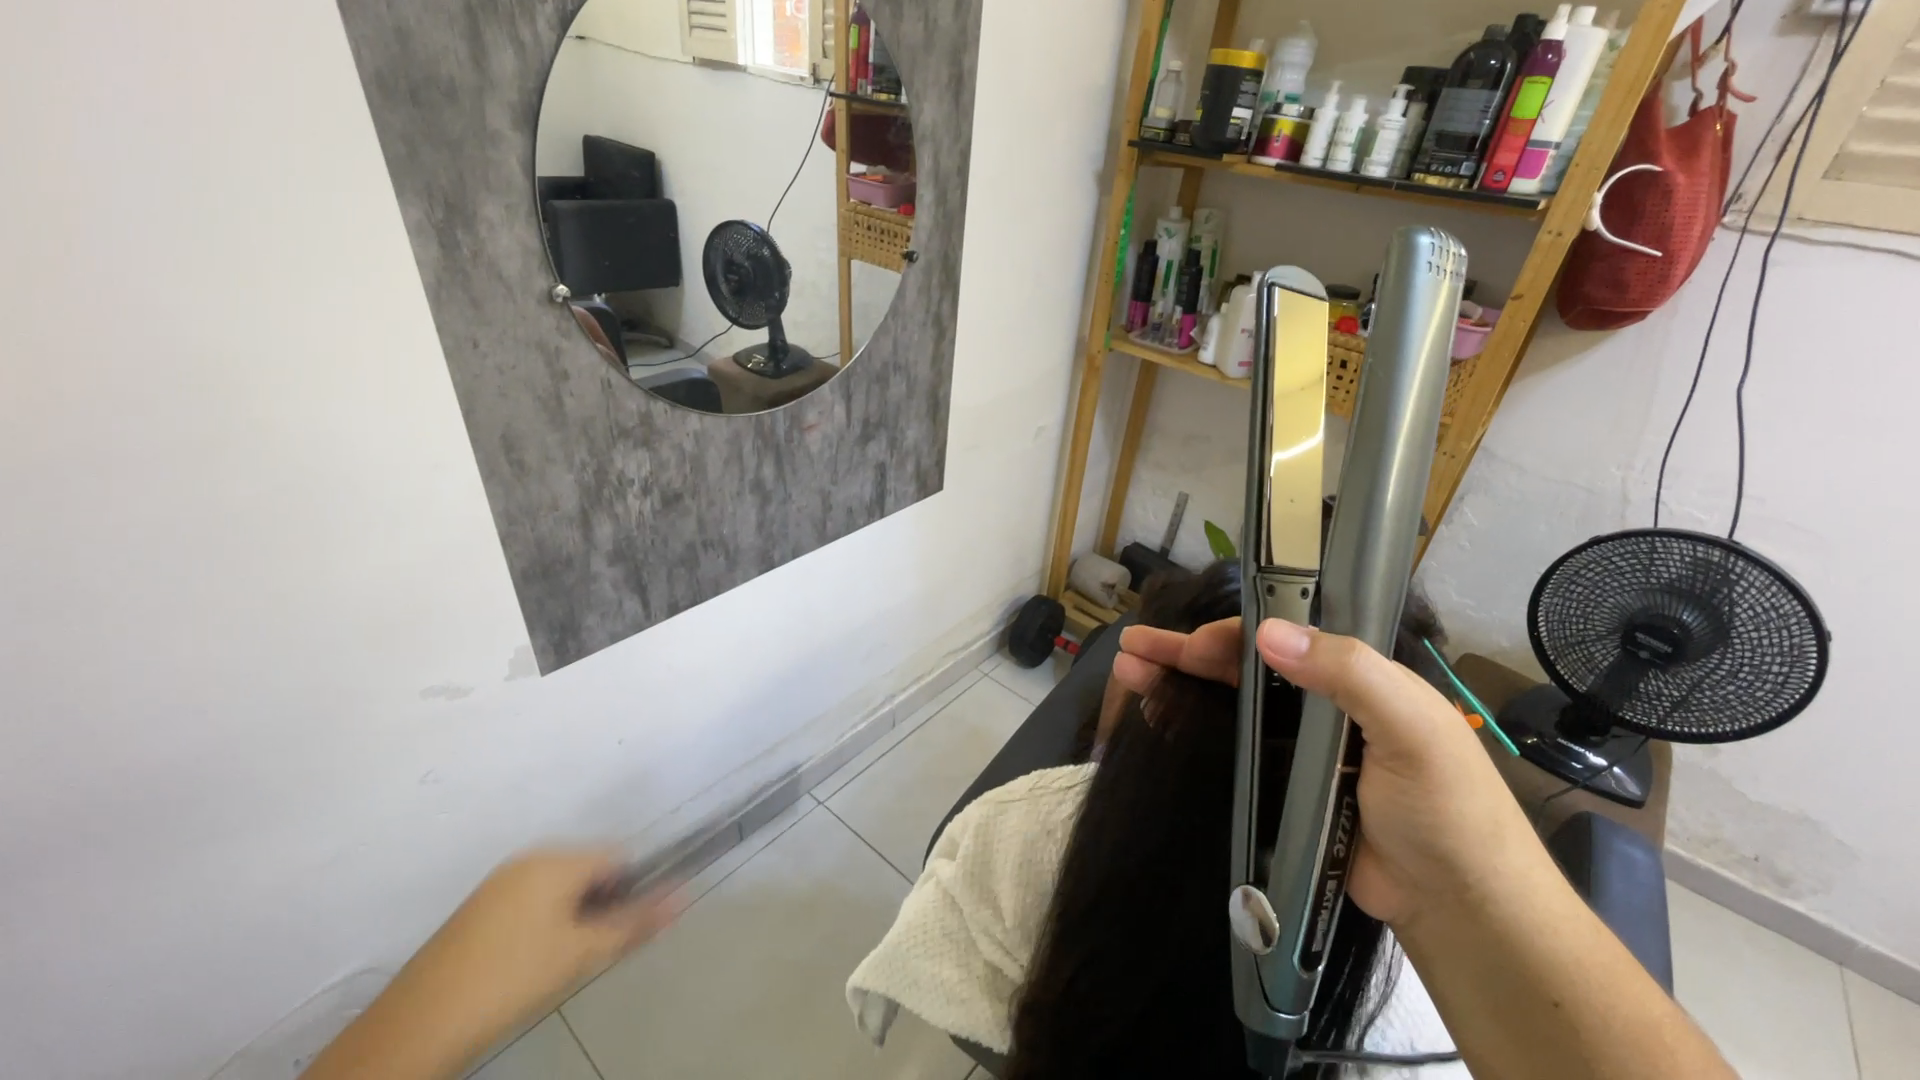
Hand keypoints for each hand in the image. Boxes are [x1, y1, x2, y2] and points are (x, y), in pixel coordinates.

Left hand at [302, 849, 675, 1079]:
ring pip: (562, 888)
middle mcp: (528, 859)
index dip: (636, 887)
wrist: (419, 1024)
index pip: (619, 856)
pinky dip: (549, 923)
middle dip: (606, 903)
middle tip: (600, 949)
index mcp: (555, 860)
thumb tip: (684, 895)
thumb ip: (636, 922)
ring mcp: (500, 883)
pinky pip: (534, 901)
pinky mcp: (480, 909)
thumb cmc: (513, 978)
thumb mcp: (583, 953)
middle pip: (590, 869)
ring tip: (569, 960)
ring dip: (578, 916)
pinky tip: (537, 962)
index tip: (633, 927)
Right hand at [1116, 619, 1541, 929]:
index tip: (1185, 640)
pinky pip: (1230, 753)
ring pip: (1228, 708)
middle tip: (1131, 650)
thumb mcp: (1413, 729)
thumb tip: (1269, 632)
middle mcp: (1322, 707)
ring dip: (1179, 688)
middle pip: (1242, 671)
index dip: (1229, 634)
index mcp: (1356, 679)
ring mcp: (1299, 752)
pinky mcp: (1283, 793)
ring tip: (1130, 678)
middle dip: (1184, 655)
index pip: (1282, 640)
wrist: (1456, 906)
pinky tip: (1158, 723)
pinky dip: (1192, 732)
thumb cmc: (1445, 809)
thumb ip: (1350, 673)